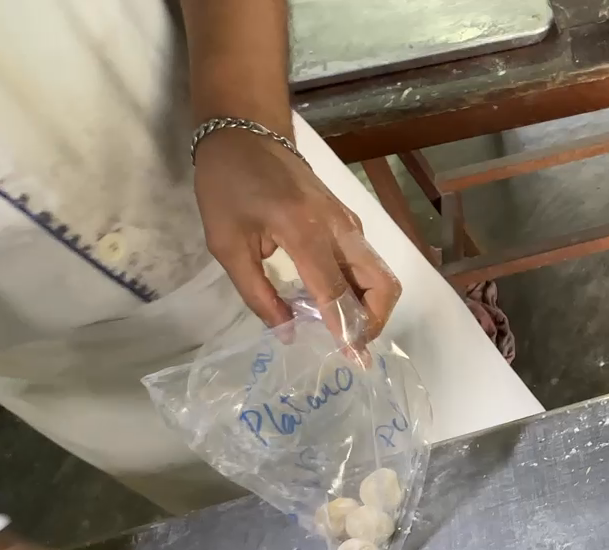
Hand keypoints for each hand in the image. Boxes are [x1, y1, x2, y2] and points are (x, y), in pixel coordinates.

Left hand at [193, 128, 400, 340]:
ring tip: (349, 327)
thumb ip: (256, 292)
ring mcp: (351, 227)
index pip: (336, 291)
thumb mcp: (226, 243)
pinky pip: (369, 266)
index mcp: (304, 231)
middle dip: (374, 321)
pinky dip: (362, 291)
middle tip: (355, 342)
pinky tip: (338, 300)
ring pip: (382, 278)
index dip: (345, 327)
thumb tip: (288, 332)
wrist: (247, 133)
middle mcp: (340, 230)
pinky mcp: (352, 226)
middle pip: (381, 285)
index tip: (352, 356)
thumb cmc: (227, 185)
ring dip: (372, 308)